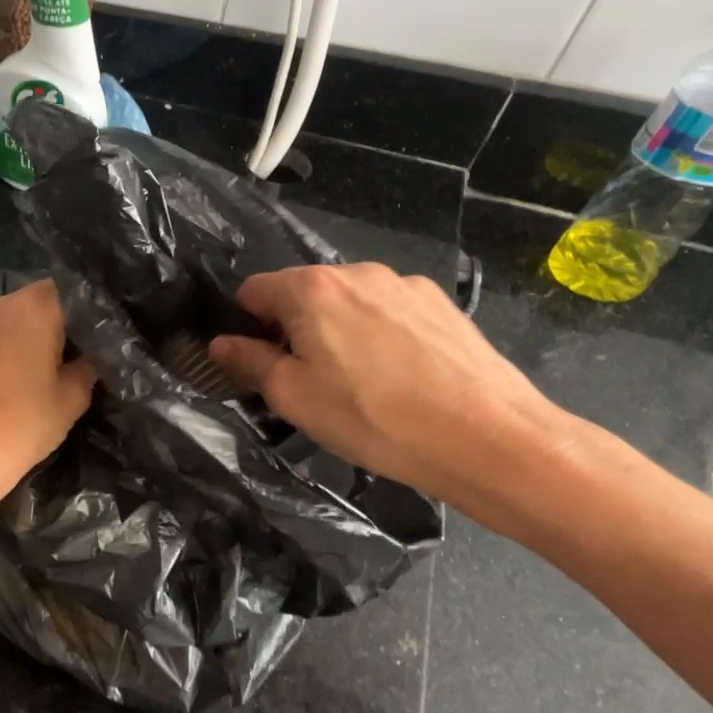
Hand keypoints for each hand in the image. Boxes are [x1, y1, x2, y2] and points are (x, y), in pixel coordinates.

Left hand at [0, 279, 96, 492]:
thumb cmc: (24, 419)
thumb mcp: (72, 396)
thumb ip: (88, 367)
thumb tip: (94, 357)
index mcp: (37, 304)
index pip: (78, 292)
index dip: (96, 312)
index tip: (113, 336)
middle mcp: (8, 302)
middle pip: (51, 302)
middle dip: (72, 324)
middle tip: (97, 352)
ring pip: (29, 318)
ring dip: (49, 336)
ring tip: (74, 365)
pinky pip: (11, 334)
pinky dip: (28, 346)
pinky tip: (44, 372)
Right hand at [208, 263, 573, 502]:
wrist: (491, 440)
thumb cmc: (375, 419)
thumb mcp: (294, 398)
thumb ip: (249, 362)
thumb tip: (220, 343)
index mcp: (310, 288)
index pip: (253, 291)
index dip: (247, 327)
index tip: (263, 365)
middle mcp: (355, 272)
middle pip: (302, 293)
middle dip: (295, 329)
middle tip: (311, 381)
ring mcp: (405, 285)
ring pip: (348, 302)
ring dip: (339, 331)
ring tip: (364, 383)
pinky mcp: (443, 304)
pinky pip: (389, 312)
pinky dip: (381, 336)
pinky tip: (404, 378)